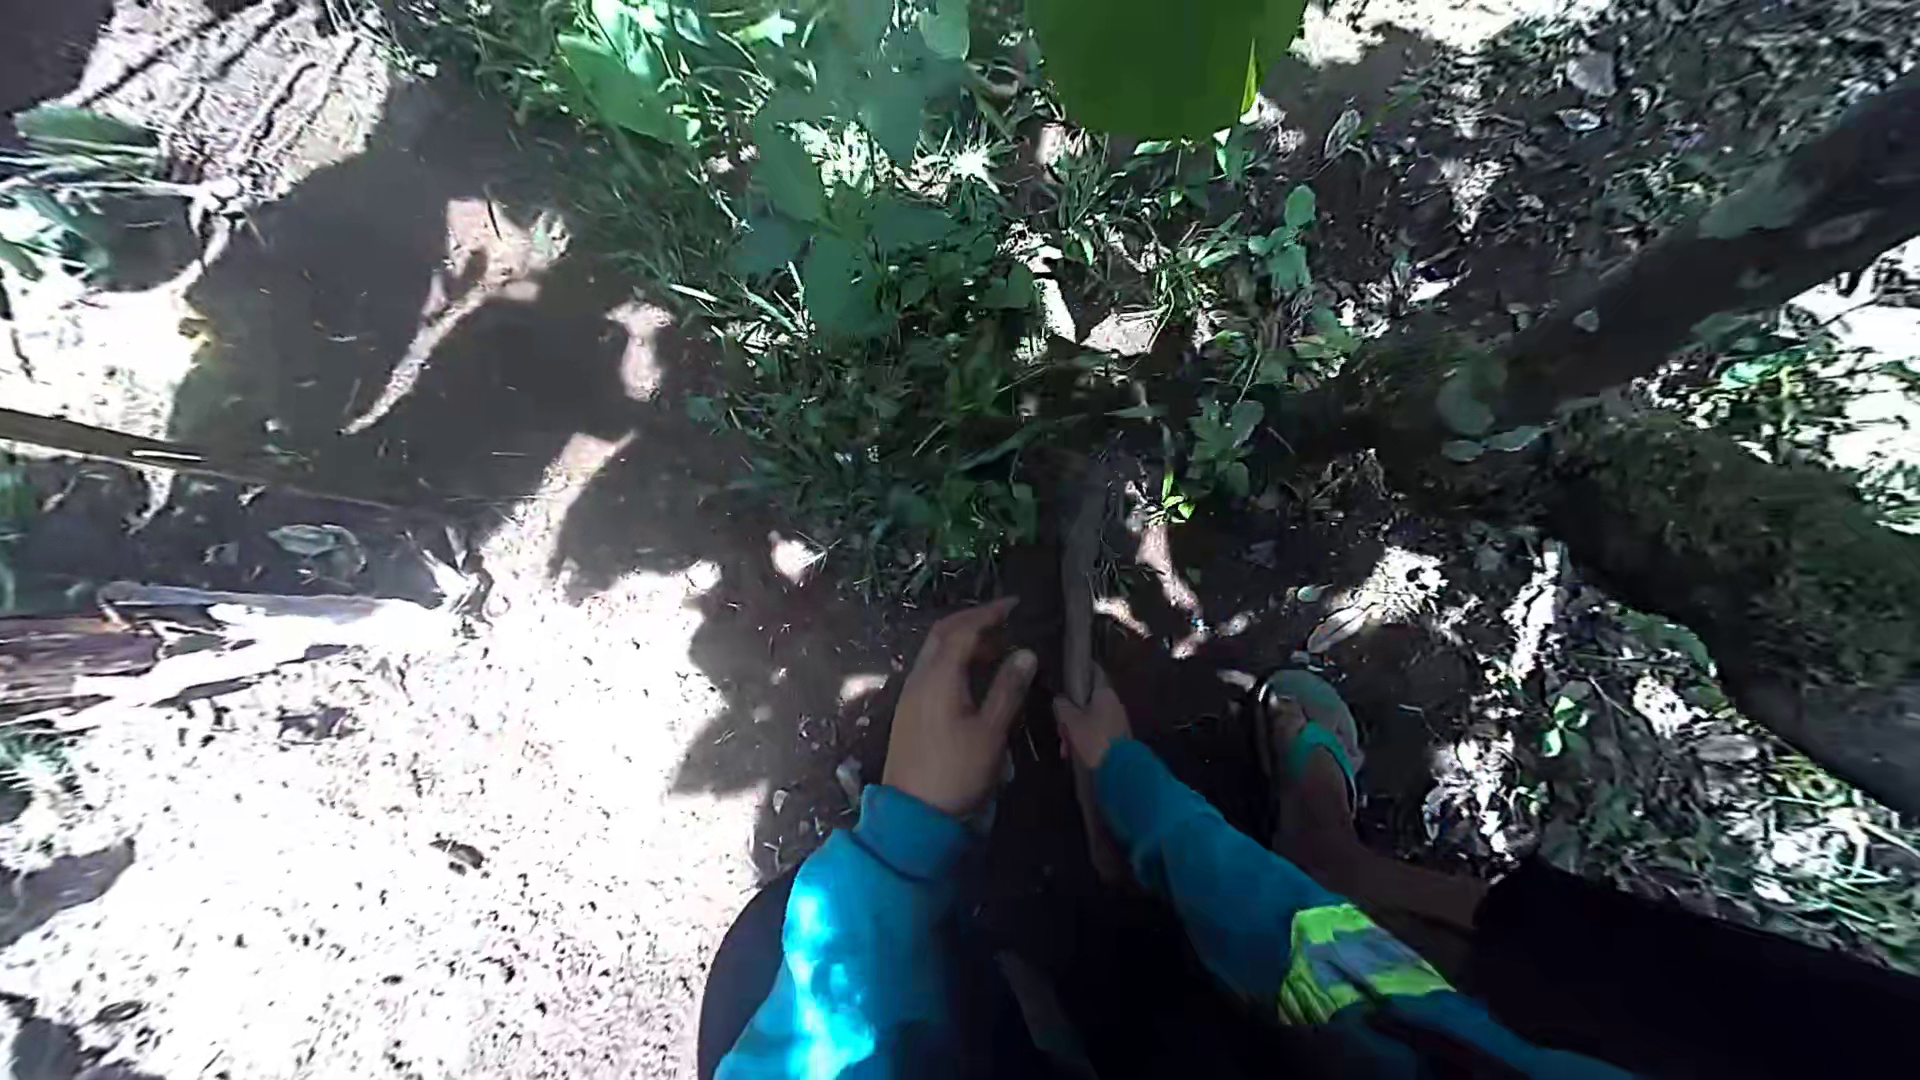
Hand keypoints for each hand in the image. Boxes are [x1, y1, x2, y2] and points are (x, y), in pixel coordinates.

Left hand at [883, 598, 1037, 816]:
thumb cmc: (956, 772)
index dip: (989, 613)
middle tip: (1004, 619)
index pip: (963, 630)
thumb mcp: (990, 732)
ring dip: (963, 640)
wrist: (912, 815)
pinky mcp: (910, 708)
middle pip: (943, 633)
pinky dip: (954, 658)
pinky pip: (932, 667)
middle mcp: (920, 677)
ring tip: (996, 647)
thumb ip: (1008, 689)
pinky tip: (973, 674)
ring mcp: (911, 693)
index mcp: (939, 677)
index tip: (1014, 604)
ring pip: (935, 651)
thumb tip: (1026, 652)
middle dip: (973, 620)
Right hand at [1052, 666, 1131, 770]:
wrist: (1120, 770)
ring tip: (1068, 752)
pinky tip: (1078, 755)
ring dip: (1076, 735)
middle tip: (1062, 738)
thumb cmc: (1093, 739)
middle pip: (1084, 707)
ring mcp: (1119, 721)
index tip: (1059, 710)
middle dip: (1069, 723)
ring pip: (1090, 722)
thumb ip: (1061, 706)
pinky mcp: (1121, 737)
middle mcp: (1114, 703)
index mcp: (1105, 693)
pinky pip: (1098, 734)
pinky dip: (1087, 741)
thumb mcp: (1070, 721)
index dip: (1068, 696)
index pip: (1083, 685)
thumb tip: (1059, 699)